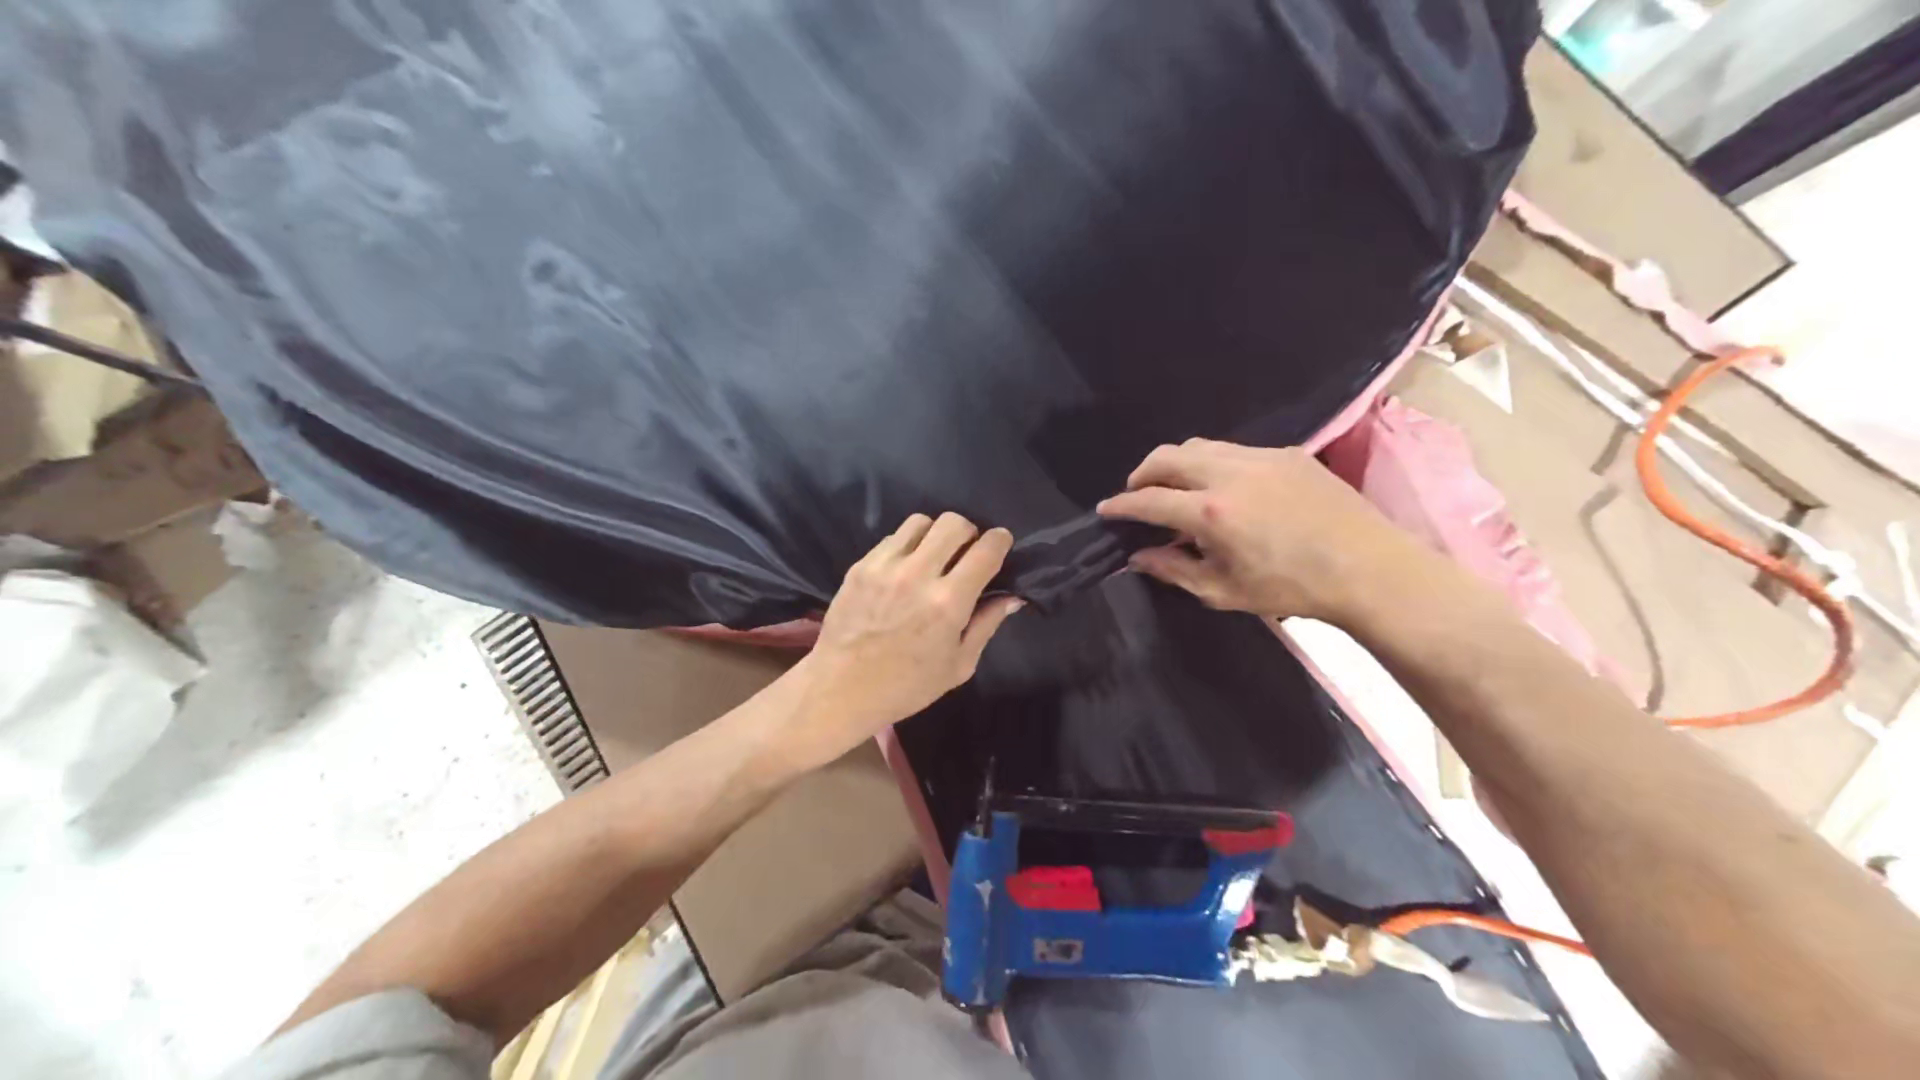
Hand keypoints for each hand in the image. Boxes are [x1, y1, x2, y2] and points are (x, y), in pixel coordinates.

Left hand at [784, 513, 1024, 767]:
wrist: (841, 689)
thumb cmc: (907, 686)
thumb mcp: (959, 665)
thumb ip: (986, 624)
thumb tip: (1012, 597)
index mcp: (949, 602)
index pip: (986, 550)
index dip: (1000, 541)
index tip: (1000, 543)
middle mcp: (918, 575)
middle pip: (954, 523)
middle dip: (969, 532)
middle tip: (966, 552)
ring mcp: (885, 566)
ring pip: (921, 522)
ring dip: (935, 535)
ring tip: (933, 556)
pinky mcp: (861, 566)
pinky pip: (892, 538)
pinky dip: (906, 547)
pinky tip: (904, 570)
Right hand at [1096, 439, 1430, 624]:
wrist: (1369, 569)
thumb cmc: (1292, 589)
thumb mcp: (1223, 591)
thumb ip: (1174, 570)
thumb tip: (1138, 557)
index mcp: (1212, 512)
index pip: (1149, 500)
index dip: (1121, 505)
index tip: (1105, 510)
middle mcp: (1230, 473)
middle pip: (1167, 456)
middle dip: (1142, 473)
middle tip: (1136, 494)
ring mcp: (1260, 457)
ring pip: (1199, 445)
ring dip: (1175, 462)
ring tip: (1175, 486)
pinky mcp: (1287, 453)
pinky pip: (1234, 448)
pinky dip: (1212, 462)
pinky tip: (1222, 486)